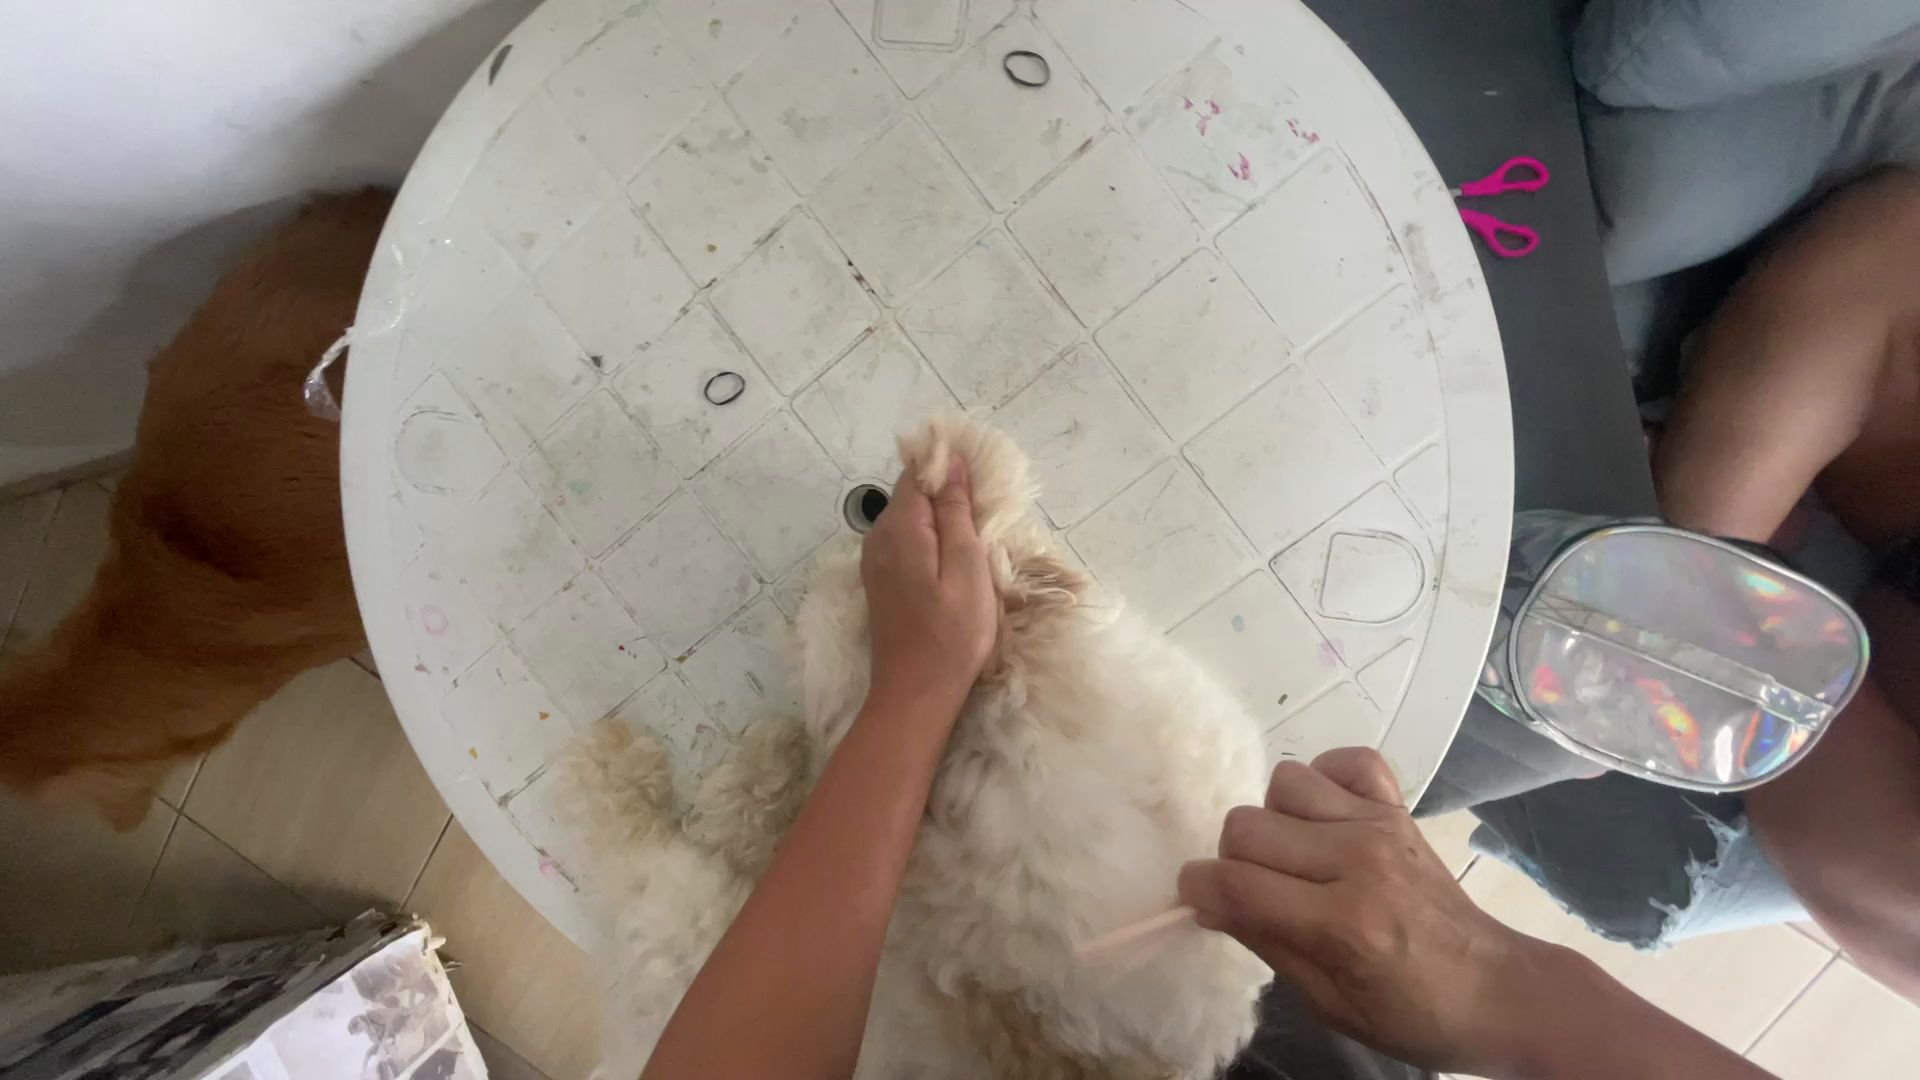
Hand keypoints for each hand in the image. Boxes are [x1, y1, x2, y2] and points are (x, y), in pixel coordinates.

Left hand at [861, 455, 996, 715]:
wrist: (915, 693)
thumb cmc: (952, 633)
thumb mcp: (967, 568)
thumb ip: (956, 512)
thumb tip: (951, 464)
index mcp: (900, 527)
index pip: (918, 472)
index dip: (949, 466)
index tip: (983, 477)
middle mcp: (878, 536)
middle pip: (913, 494)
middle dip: (948, 493)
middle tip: (989, 511)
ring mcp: (874, 560)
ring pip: (910, 518)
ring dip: (941, 518)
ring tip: (977, 535)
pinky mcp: (880, 580)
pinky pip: (905, 542)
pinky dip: (930, 540)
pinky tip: (953, 559)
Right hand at [1177, 748, 1566, 1076]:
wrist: (1500, 992)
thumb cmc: (1411, 1013)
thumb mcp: (1326, 1003)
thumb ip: (1261, 941)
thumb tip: (1205, 900)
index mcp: (1341, 923)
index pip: (1235, 884)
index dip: (1198, 887)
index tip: (1198, 897)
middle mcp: (1356, 860)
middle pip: (1246, 826)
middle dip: (1233, 859)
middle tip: (1257, 887)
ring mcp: (1378, 824)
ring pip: (1284, 782)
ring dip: (1276, 818)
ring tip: (1297, 851)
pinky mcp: (1397, 807)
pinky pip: (1346, 760)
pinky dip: (1328, 776)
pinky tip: (1328, 812)